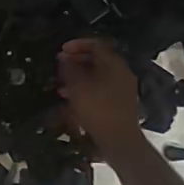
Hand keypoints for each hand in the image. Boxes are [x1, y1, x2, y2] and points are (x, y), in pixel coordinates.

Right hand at [57, 37, 144, 153]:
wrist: (119, 140)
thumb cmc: (97, 108)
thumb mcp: (77, 86)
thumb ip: (69, 68)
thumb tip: (64, 57)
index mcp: (113, 63)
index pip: (95, 44)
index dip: (76, 44)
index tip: (61, 51)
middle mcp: (121, 72)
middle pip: (97, 59)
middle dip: (76, 61)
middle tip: (60, 66)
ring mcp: (123, 87)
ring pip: (98, 75)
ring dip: (79, 76)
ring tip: (62, 85)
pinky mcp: (120, 102)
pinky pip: (101, 88)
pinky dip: (86, 88)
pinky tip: (72, 99)